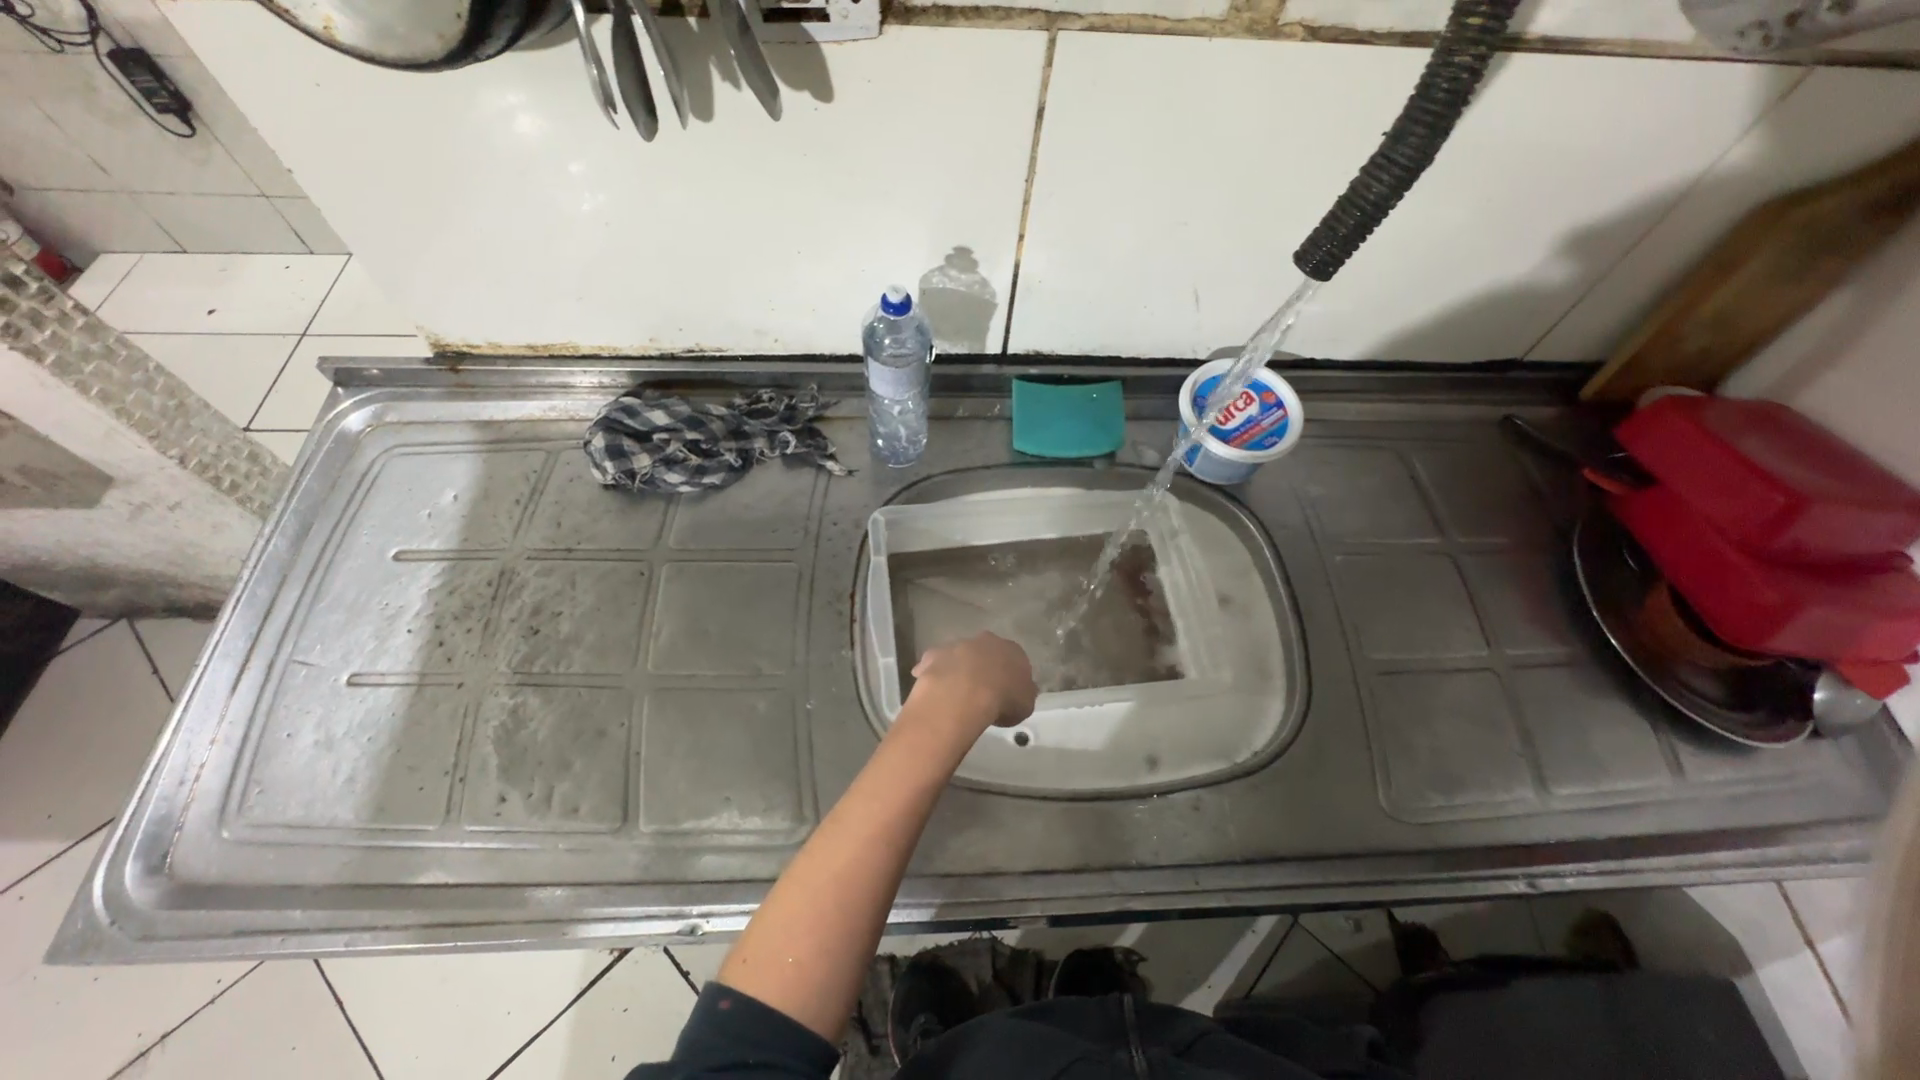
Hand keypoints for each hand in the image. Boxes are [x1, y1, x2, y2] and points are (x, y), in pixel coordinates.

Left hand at [908, 632, 1037, 731]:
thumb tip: (1022, 692)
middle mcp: (985, 641)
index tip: (1006, 693)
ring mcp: (957, 645)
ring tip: (956, 696)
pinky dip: (936, 676)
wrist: (965, 693)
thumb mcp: (1025, 704)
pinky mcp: (933, 654)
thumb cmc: (1003, 699)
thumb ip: (1024, 695)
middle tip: (981, 692)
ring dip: (958, 671)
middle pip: (985, 653)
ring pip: (959, 656)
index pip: (1015, 660)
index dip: (1010, 677)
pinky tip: (936, 694)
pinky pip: (935, 666)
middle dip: (983, 668)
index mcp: (1012, 650)